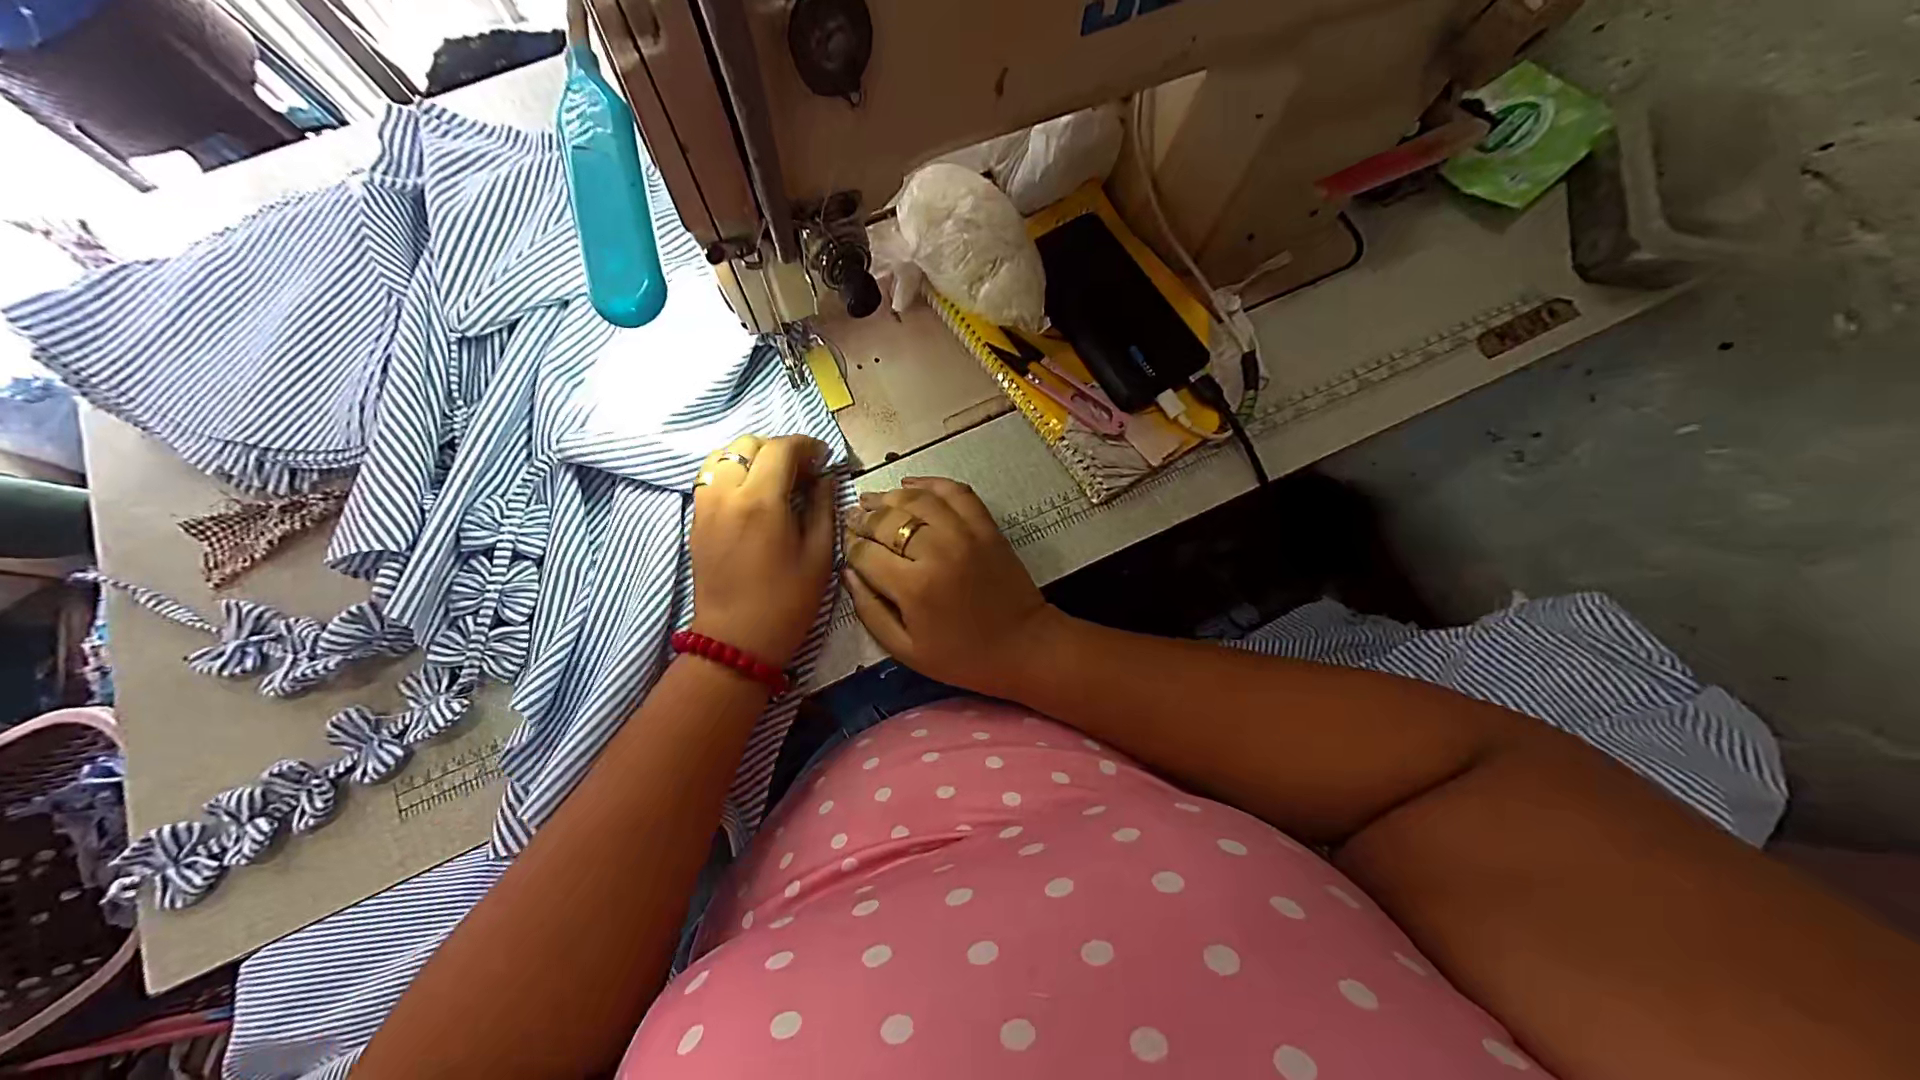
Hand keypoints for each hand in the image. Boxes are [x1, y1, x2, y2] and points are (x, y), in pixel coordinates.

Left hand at [689, 434, 836, 667]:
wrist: (737, 640)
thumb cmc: (787, 602)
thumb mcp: (819, 555)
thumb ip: (822, 507)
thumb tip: (825, 479)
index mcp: (761, 501)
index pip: (781, 449)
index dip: (807, 446)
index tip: (824, 458)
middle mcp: (726, 494)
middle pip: (748, 444)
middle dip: (779, 448)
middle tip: (802, 470)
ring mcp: (705, 506)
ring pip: (723, 455)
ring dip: (752, 456)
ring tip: (774, 478)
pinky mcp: (696, 520)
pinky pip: (711, 477)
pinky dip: (733, 472)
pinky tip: (753, 494)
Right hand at [842, 476, 1061, 696]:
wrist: (1023, 646)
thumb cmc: (962, 656)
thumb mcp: (905, 650)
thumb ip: (870, 611)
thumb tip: (848, 573)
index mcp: (913, 587)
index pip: (866, 553)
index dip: (850, 546)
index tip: (846, 545)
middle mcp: (936, 551)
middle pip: (887, 520)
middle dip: (863, 518)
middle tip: (852, 517)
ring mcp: (964, 533)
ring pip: (917, 500)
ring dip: (889, 496)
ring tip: (872, 499)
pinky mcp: (985, 526)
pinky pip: (954, 492)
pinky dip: (930, 483)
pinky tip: (910, 485)